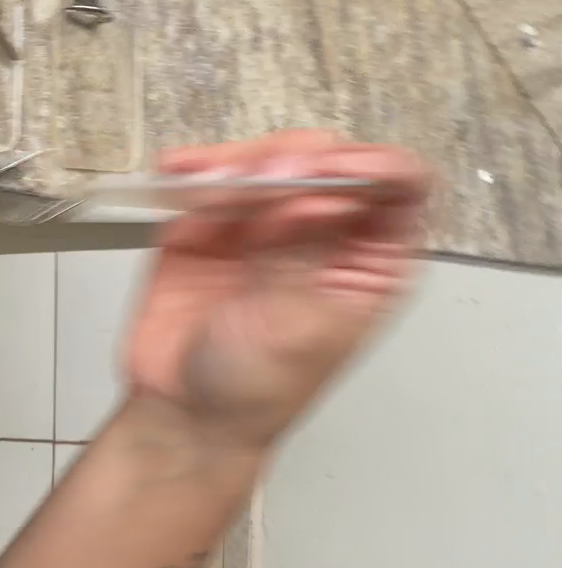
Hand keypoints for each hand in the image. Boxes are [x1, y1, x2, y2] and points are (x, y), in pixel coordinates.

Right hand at [123, 130, 431, 447]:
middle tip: (253, 173)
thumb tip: (319, 196)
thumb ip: (299, 256)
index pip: (393, 189)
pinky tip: (174, 172)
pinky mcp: (196, 235)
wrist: (183, 408)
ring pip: (256, 169)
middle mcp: (313, 236)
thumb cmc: (258, 382)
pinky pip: (198, 191)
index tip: (320, 170)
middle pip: (318, 166)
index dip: (366, 167)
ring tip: (199, 173)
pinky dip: (186, 175)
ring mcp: (251, 233)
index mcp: (365, 260)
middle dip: (285, 159)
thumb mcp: (293, 323)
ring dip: (230, 161)